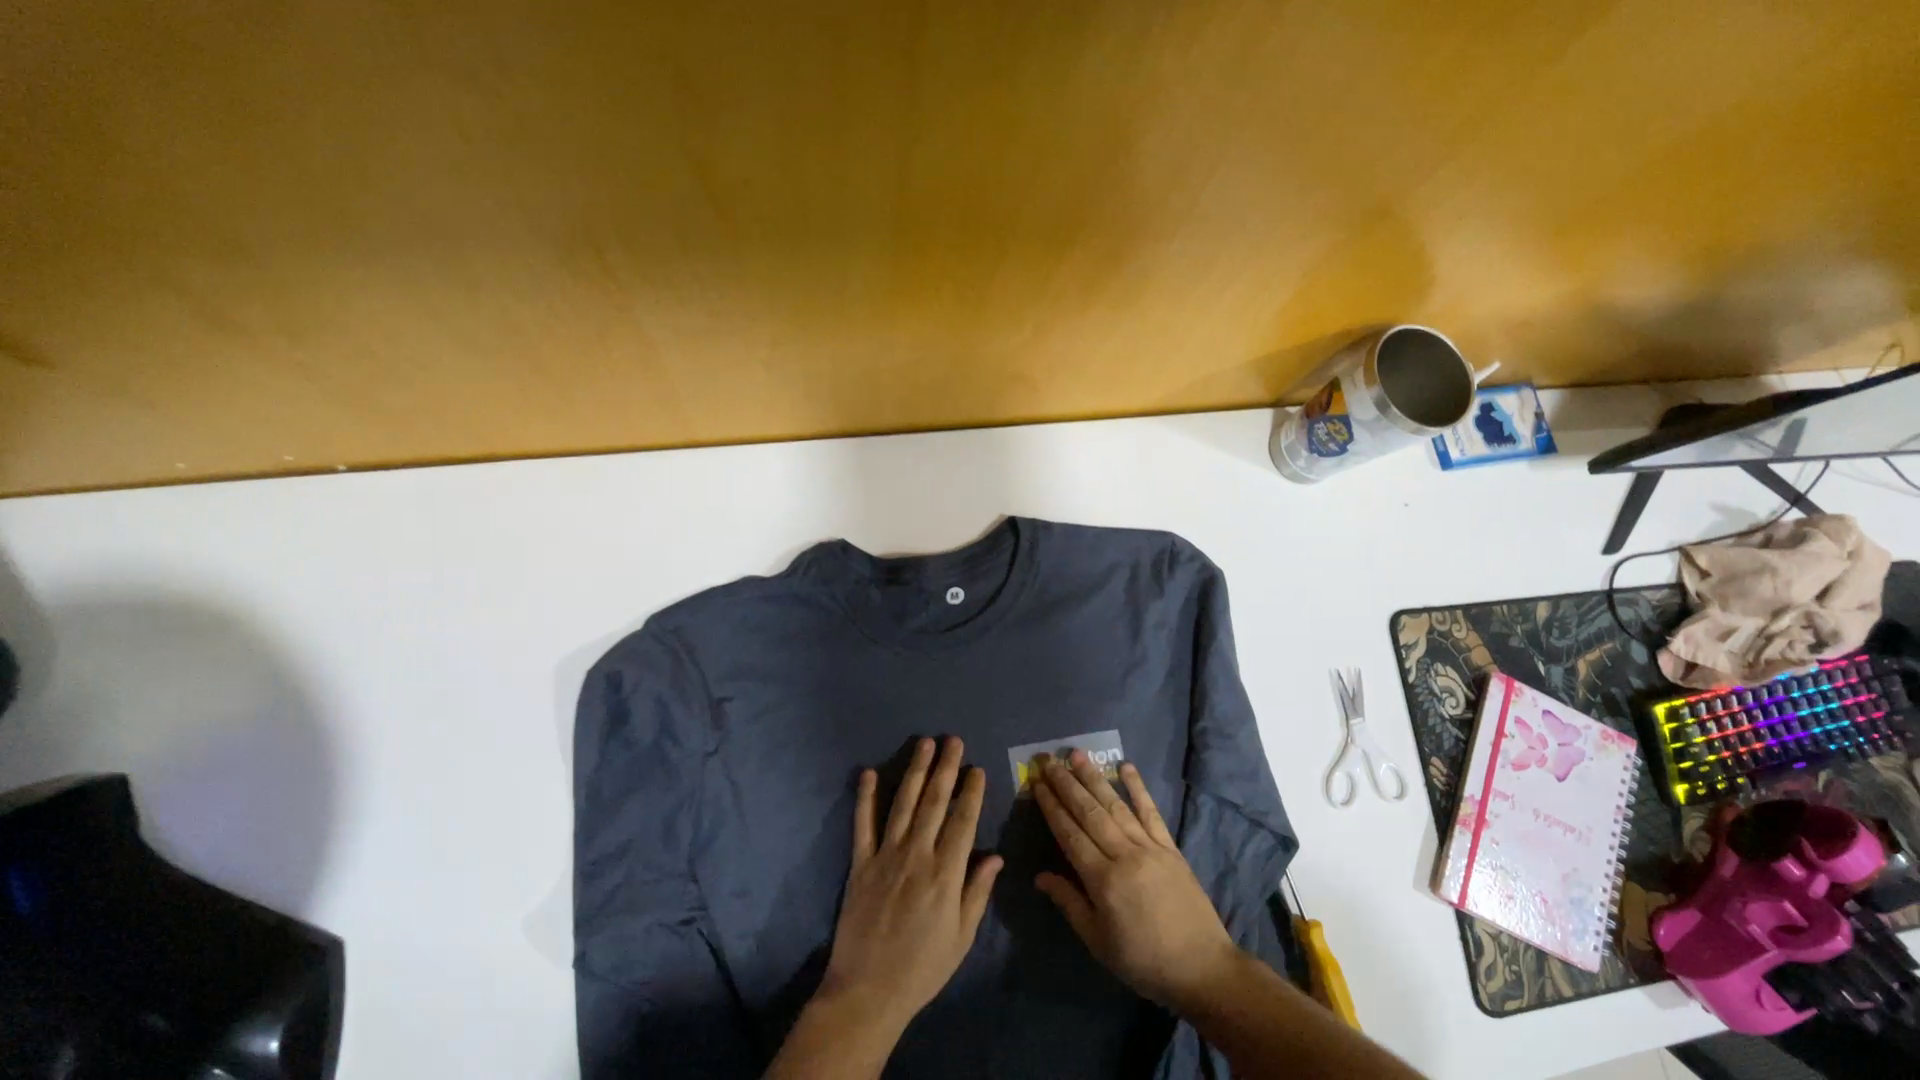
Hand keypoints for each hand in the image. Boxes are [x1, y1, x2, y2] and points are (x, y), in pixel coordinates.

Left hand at [818, 736, 1003, 1028]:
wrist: (868, 991)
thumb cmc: (922, 968)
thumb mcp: (961, 938)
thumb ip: (976, 892)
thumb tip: (995, 857)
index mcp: (946, 875)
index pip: (963, 822)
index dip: (971, 793)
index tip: (977, 769)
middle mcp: (917, 857)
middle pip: (935, 804)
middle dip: (946, 769)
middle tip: (952, 740)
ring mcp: (885, 857)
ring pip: (904, 805)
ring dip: (915, 772)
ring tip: (924, 744)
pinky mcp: (859, 865)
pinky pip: (862, 825)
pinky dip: (866, 798)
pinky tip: (870, 773)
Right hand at [1033, 750, 1239, 1009]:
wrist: (1202, 967)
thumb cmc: (1143, 960)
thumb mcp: (1097, 942)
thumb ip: (1069, 903)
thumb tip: (1040, 877)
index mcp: (1102, 880)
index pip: (1070, 834)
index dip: (1052, 807)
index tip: (1036, 784)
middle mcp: (1125, 855)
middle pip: (1090, 813)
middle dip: (1066, 784)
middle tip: (1048, 760)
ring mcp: (1150, 848)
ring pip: (1116, 806)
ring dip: (1095, 778)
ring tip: (1077, 755)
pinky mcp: (1171, 848)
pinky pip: (1151, 812)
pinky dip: (1138, 788)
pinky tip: (1126, 767)